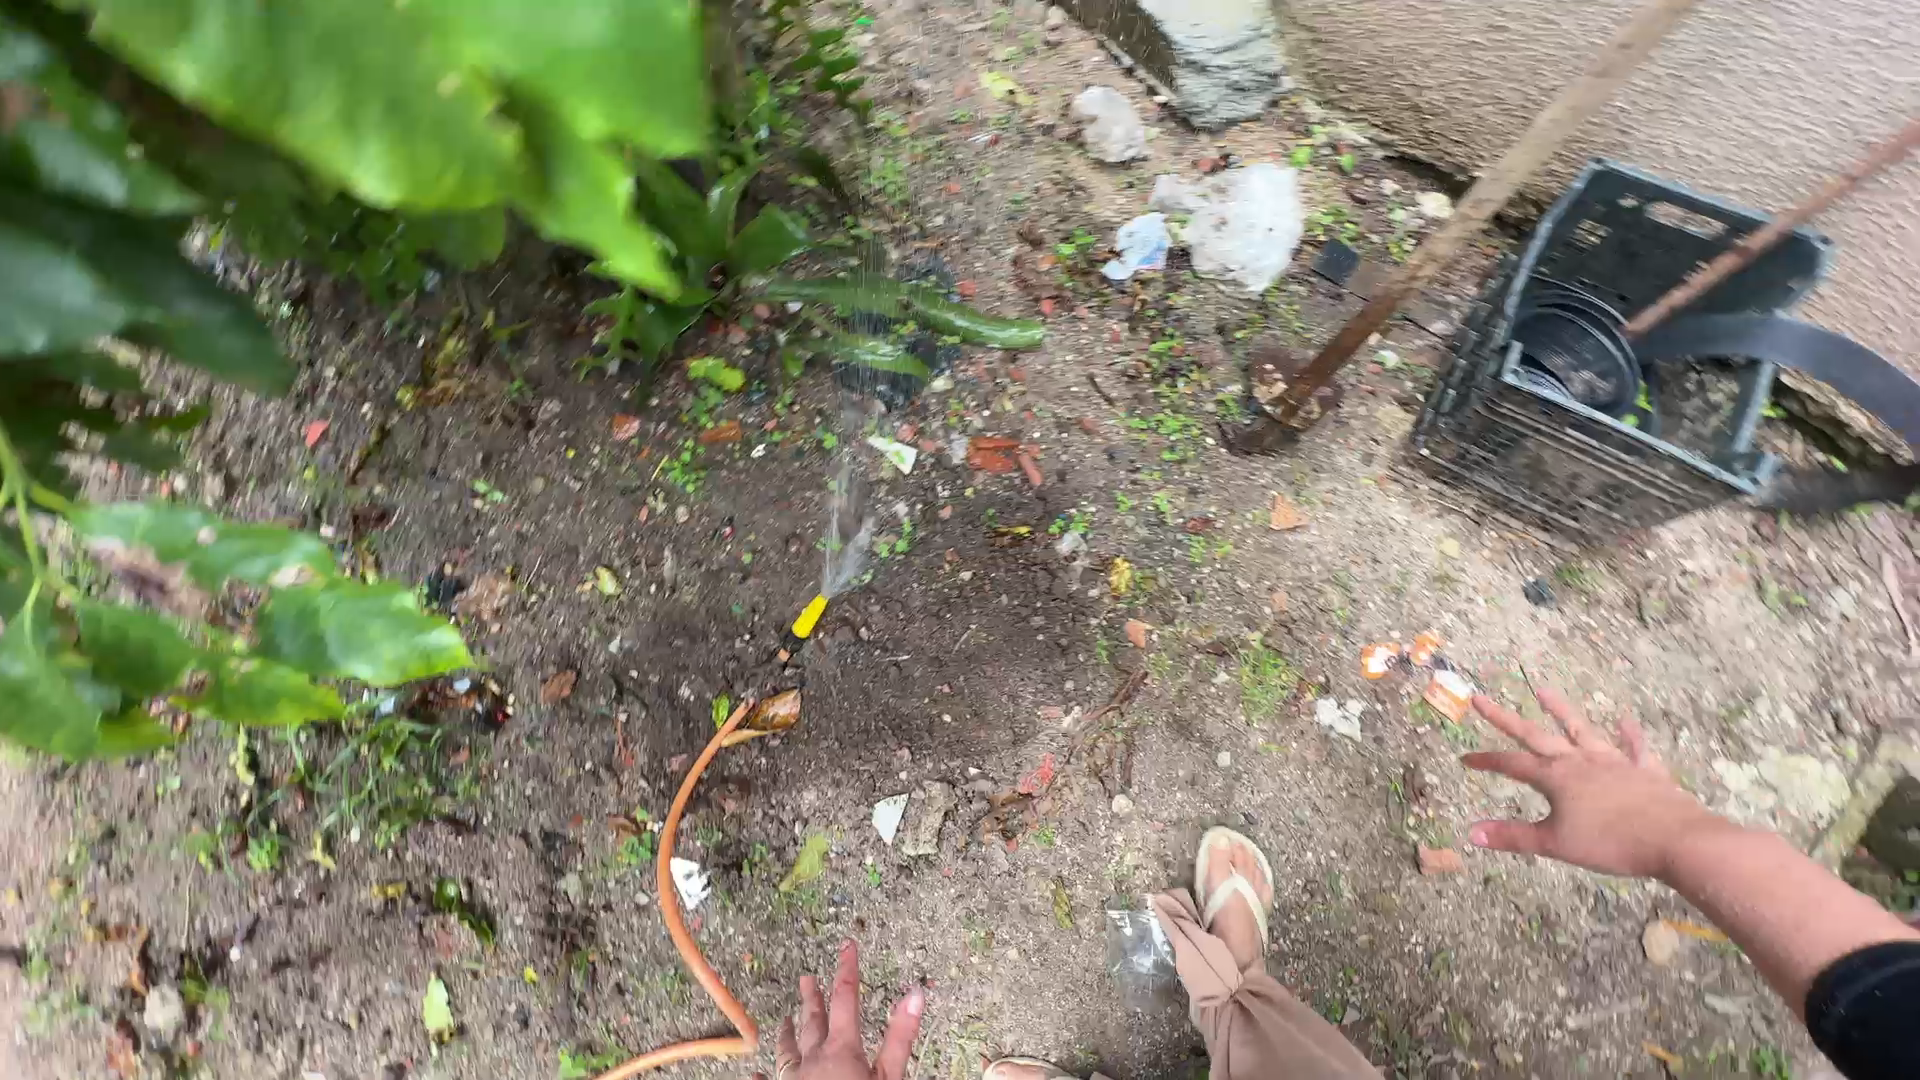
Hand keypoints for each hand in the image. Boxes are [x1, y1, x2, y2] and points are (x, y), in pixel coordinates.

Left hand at [767, 940, 923, 1079]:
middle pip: (812, 1022)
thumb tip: (916, 992)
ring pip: (787, 1053)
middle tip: (806, 977)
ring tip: (783, 1019)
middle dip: (812, 998)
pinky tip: (753, 1076)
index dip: (847, 968)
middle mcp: (812, 1060)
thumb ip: (900, 1036)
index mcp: (841, 1049)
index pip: (846, 997)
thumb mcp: (890, 1077)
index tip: (847, 944)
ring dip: (787, 1033)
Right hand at [1461, 687, 1727, 879]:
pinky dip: (1630, 735)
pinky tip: (1625, 720)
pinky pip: (1636, 749)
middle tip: (1481, 698)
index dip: (1485, 761)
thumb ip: (1513, 837)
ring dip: (1561, 711)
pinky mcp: (1647, 772)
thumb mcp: (1556, 843)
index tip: (1464, 759)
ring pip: (1581, 730)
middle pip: (1535, 735)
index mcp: (1555, 777)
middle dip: (1504, 717)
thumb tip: (1471, 834)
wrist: (1681, 843)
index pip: (1510, 764)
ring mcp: (1614, 763)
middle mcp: (1579, 762)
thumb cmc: (1613, 843)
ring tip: (1544, 691)